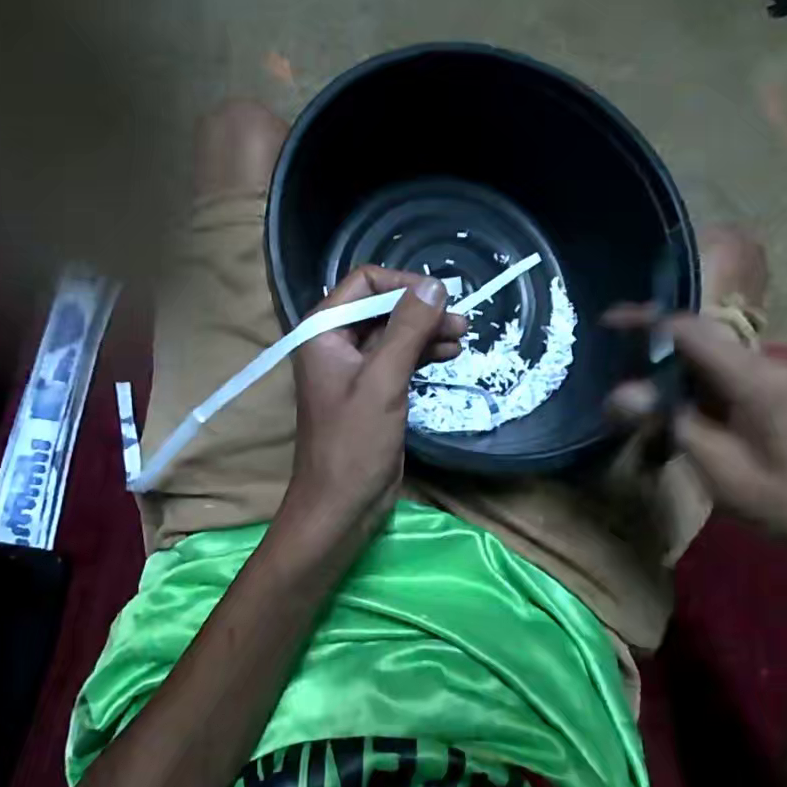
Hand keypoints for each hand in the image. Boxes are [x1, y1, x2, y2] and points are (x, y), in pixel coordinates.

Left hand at [285, 266, 466, 532]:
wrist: (340, 504)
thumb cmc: (353, 443)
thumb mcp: (383, 381)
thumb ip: (407, 330)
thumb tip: (435, 286)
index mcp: (323, 331)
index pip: (364, 283)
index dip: (403, 284)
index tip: (441, 298)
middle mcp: (334, 342)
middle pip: (382, 306)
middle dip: (420, 310)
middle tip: (461, 322)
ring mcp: (353, 366)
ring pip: (394, 331)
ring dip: (427, 331)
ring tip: (462, 336)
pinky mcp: (371, 388)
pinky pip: (398, 357)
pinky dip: (422, 352)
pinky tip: (449, 353)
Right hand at [603, 308, 786, 591]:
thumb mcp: (721, 468)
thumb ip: (672, 422)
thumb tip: (620, 392)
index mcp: (758, 377)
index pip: (690, 330)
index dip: (646, 322)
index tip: (607, 323)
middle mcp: (770, 365)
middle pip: (699, 339)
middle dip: (652, 349)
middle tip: (613, 370)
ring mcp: (778, 377)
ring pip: (709, 357)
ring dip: (670, 370)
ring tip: (633, 396)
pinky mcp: (779, 393)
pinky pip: (724, 375)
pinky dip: (691, 385)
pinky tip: (670, 409)